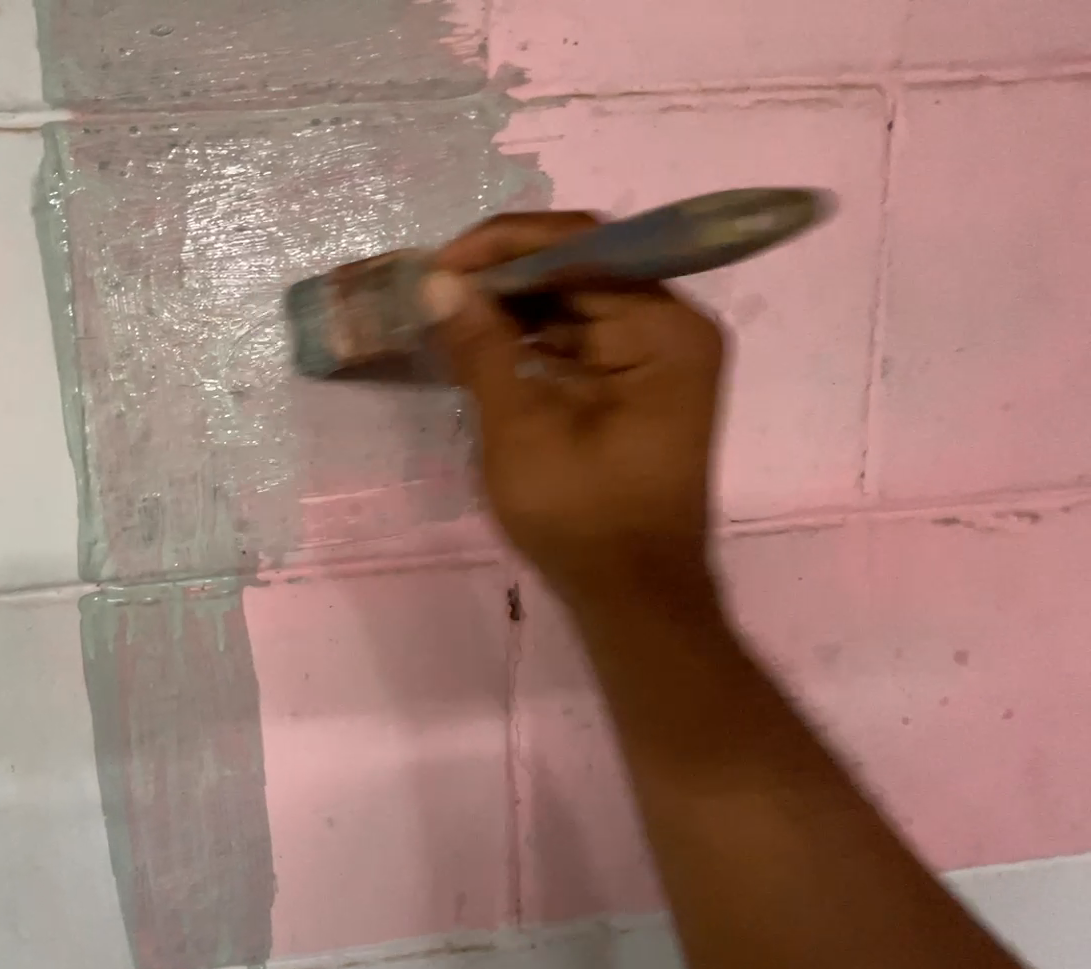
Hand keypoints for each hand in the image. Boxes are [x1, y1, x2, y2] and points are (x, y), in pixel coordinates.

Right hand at [419, 212, 727, 608]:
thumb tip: (437, 284)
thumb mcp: (520, 427)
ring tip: (444, 311)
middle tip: (434, 288)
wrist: (626, 590)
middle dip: (503, 272)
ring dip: (508, 303)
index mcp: (662, 327)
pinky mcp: (626, 384)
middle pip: (580, 267)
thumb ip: (481, 347)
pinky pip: (571, 338)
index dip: (504, 246)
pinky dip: (523, 337)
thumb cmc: (579, 512)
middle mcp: (667, 326)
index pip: (583, 248)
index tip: (438, 267)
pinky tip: (475, 342)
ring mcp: (649, 355)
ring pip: (571, 301)